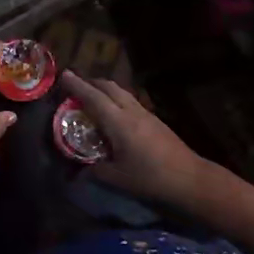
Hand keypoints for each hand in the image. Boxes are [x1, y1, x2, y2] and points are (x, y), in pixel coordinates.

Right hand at [59, 71, 212, 207]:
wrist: (190, 177)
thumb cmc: (151, 178)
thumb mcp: (118, 178)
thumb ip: (95, 171)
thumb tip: (79, 171)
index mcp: (119, 122)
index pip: (93, 97)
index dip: (77, 85)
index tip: (64, 74)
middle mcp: (132, 111)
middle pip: (109, 87)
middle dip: (91, 82)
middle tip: (75, 86)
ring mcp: (146, 114)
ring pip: (122, 92)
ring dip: (105, 89)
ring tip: (93, 97)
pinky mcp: (155, 120)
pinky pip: (130, 101)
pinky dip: (116, 99)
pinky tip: (114, 114)